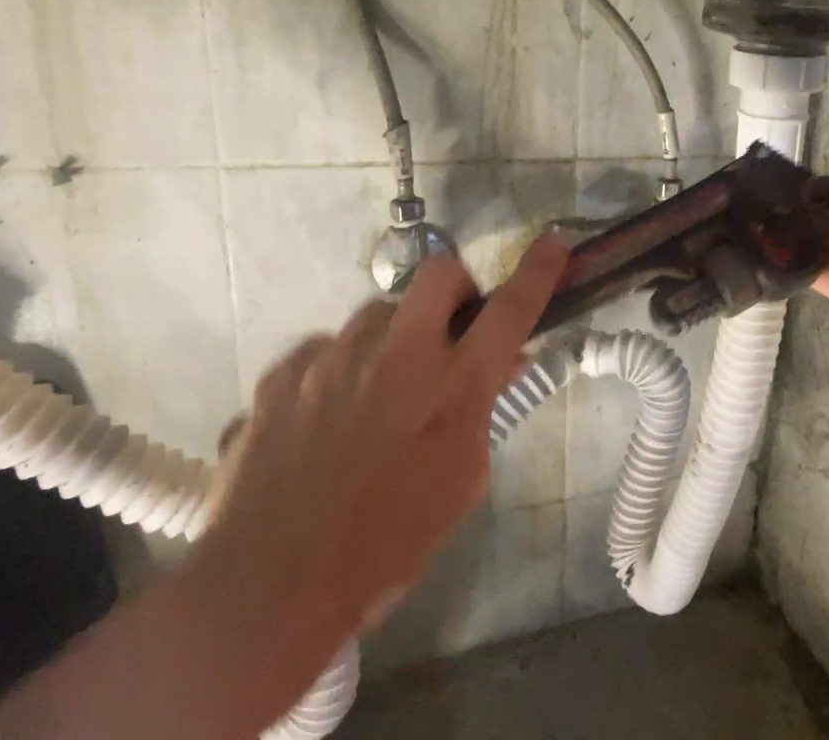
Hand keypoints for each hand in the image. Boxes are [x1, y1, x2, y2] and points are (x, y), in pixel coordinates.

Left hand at [198, 235, 569, 632]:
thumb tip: (501, 367)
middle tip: (449, 329)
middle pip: (438, 274)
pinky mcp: (282, 375)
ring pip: (376, 313)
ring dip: (391, 338)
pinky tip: (327, 416)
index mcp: (455, 386)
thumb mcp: (463, 480)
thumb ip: (482, 411)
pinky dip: (338, 369)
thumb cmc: (392, 545)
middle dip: (454, 288)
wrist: (275, 584)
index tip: (553, 243)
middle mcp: (397, 355)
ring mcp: (332, 358)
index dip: (539, 271)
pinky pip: (323, 348)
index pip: (511, 309)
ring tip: (377, 392)